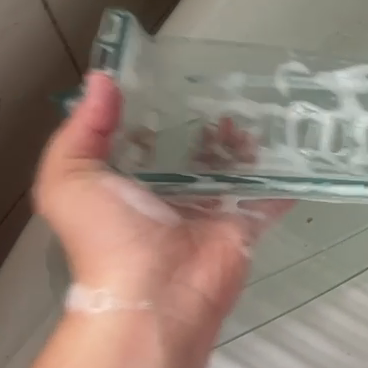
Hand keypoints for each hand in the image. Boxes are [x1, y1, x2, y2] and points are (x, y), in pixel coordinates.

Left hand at [33, 72, 286, 358]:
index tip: (179, 73)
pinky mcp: (246, 224)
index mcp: (131, 183)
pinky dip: (286, 176)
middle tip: (231, 87)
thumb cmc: (108, 236)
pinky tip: (298, 146)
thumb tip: (101, 79)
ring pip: (236, 168)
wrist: (153, 293)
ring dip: (247, 142)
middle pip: (197, 151)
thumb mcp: (70, 178)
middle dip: (212, 123)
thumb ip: (83, 129)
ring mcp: (213, 210)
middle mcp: (173, 194)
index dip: (160, 108)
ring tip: (260, 109)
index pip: (148, 138)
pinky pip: (271, 196)